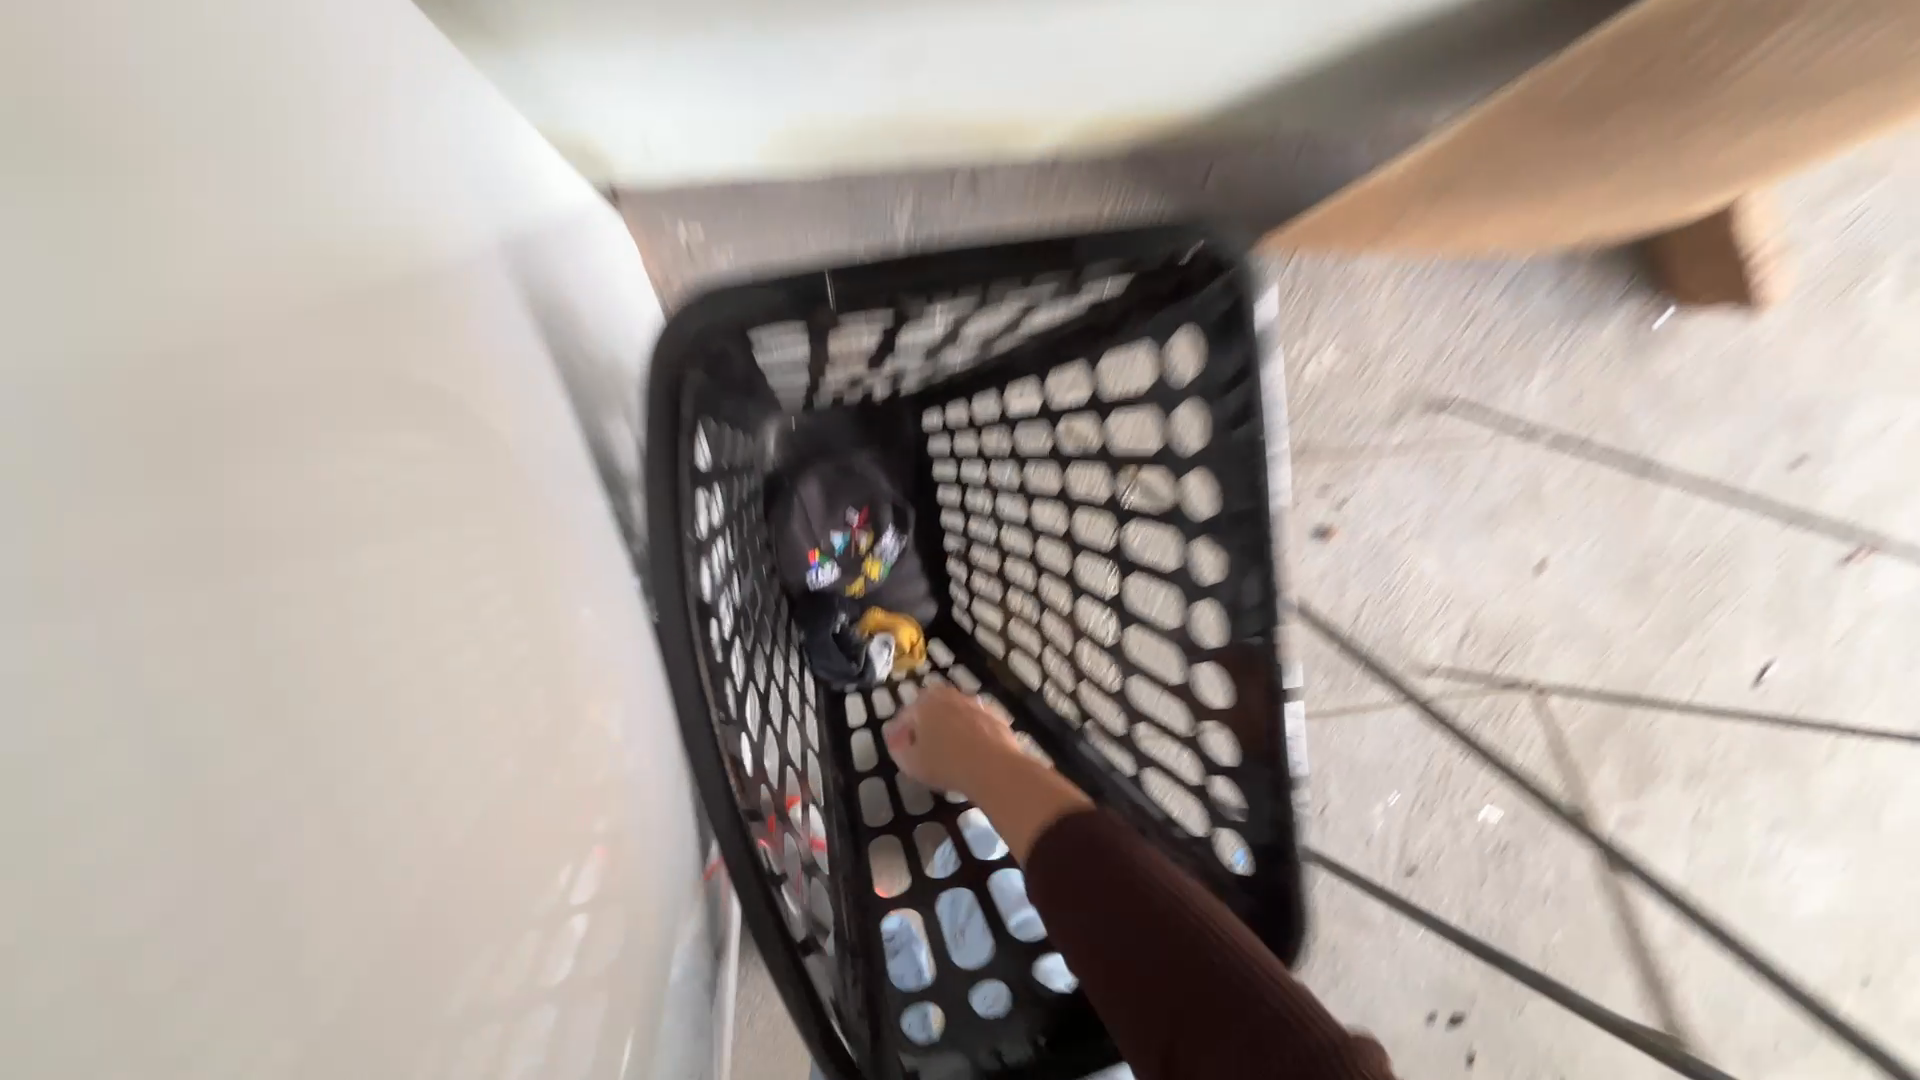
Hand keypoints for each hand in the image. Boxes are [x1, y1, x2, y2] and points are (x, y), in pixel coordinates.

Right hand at [883, 684, 1022, 796]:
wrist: (994, 766)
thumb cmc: (945, 763)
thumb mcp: (911, 764)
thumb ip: (899, 751)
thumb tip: (898, 743)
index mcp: (925, 703)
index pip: (906, 715)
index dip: (899, 732)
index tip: (897, 746)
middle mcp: (950, 696)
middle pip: (932, 709)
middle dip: (925, 725)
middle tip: (922, 745)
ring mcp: (976, 704)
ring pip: (956, 714)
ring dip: (950, 727)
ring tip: (948, 749)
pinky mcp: (996, 716)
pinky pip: (977, 724)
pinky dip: (971, 734)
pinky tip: (971, 752)